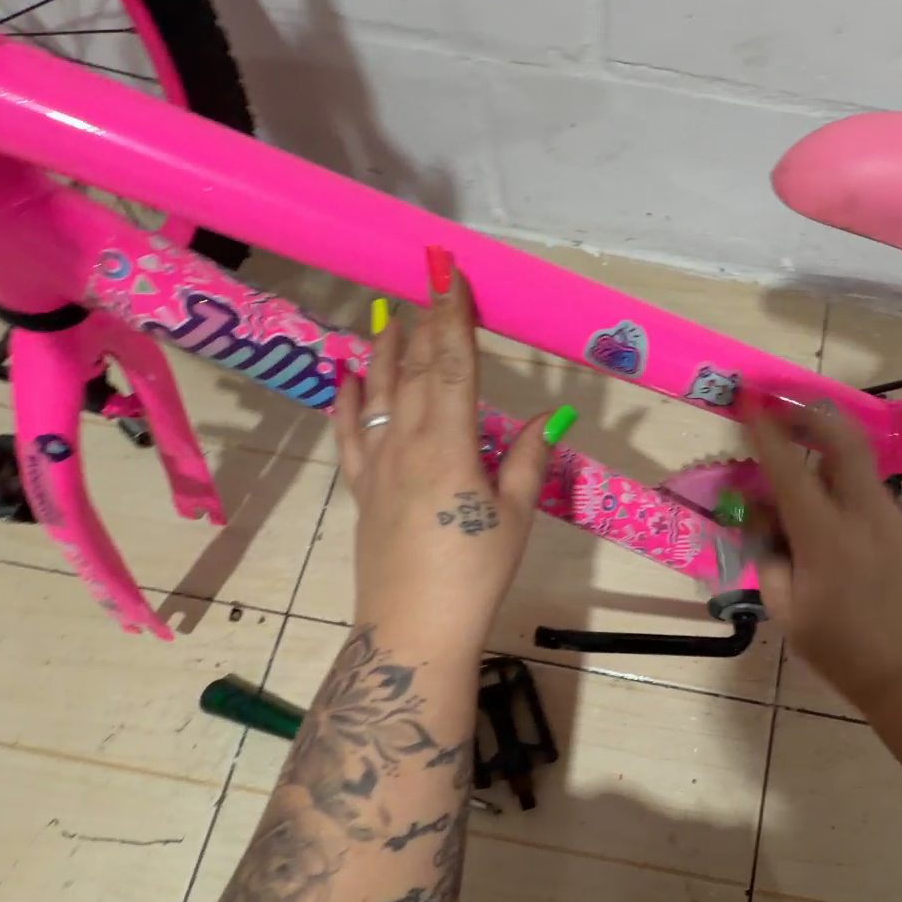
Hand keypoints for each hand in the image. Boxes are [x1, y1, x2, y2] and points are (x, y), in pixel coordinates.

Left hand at [333, 251, 557, 649]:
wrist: (413, 626)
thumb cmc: (475, 573)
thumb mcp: (514, 516)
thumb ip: (529, 459)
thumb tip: (554, 414)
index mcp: (450, 446)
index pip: (452, 366)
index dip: (453, 317)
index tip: (450, 276)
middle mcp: (407, 443)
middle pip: (416, 370)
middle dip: (425, 321)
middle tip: (427, 282)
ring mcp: (377, 465)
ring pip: (378, 392)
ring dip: (385, 350)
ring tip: (389, 314)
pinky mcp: (361, 489)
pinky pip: (349, 434)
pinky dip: (347, 400)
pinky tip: (346, 377)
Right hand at [744, 398, 901, 706]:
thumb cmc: (837, 646)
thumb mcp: (785, 608)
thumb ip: (768, 552)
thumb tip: (761, 511)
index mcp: (825, 538)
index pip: (789, 470)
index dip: (766, 432)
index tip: (749, 401)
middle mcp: (862, 514)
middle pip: (842, 440)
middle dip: (810, 413)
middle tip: (781, 406)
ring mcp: (888, 515)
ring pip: (856, 459)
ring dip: (824, 443)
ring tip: (795, 450)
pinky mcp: (900, 523)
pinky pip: (865, 484)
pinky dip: (839, 475)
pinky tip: (822, 497)